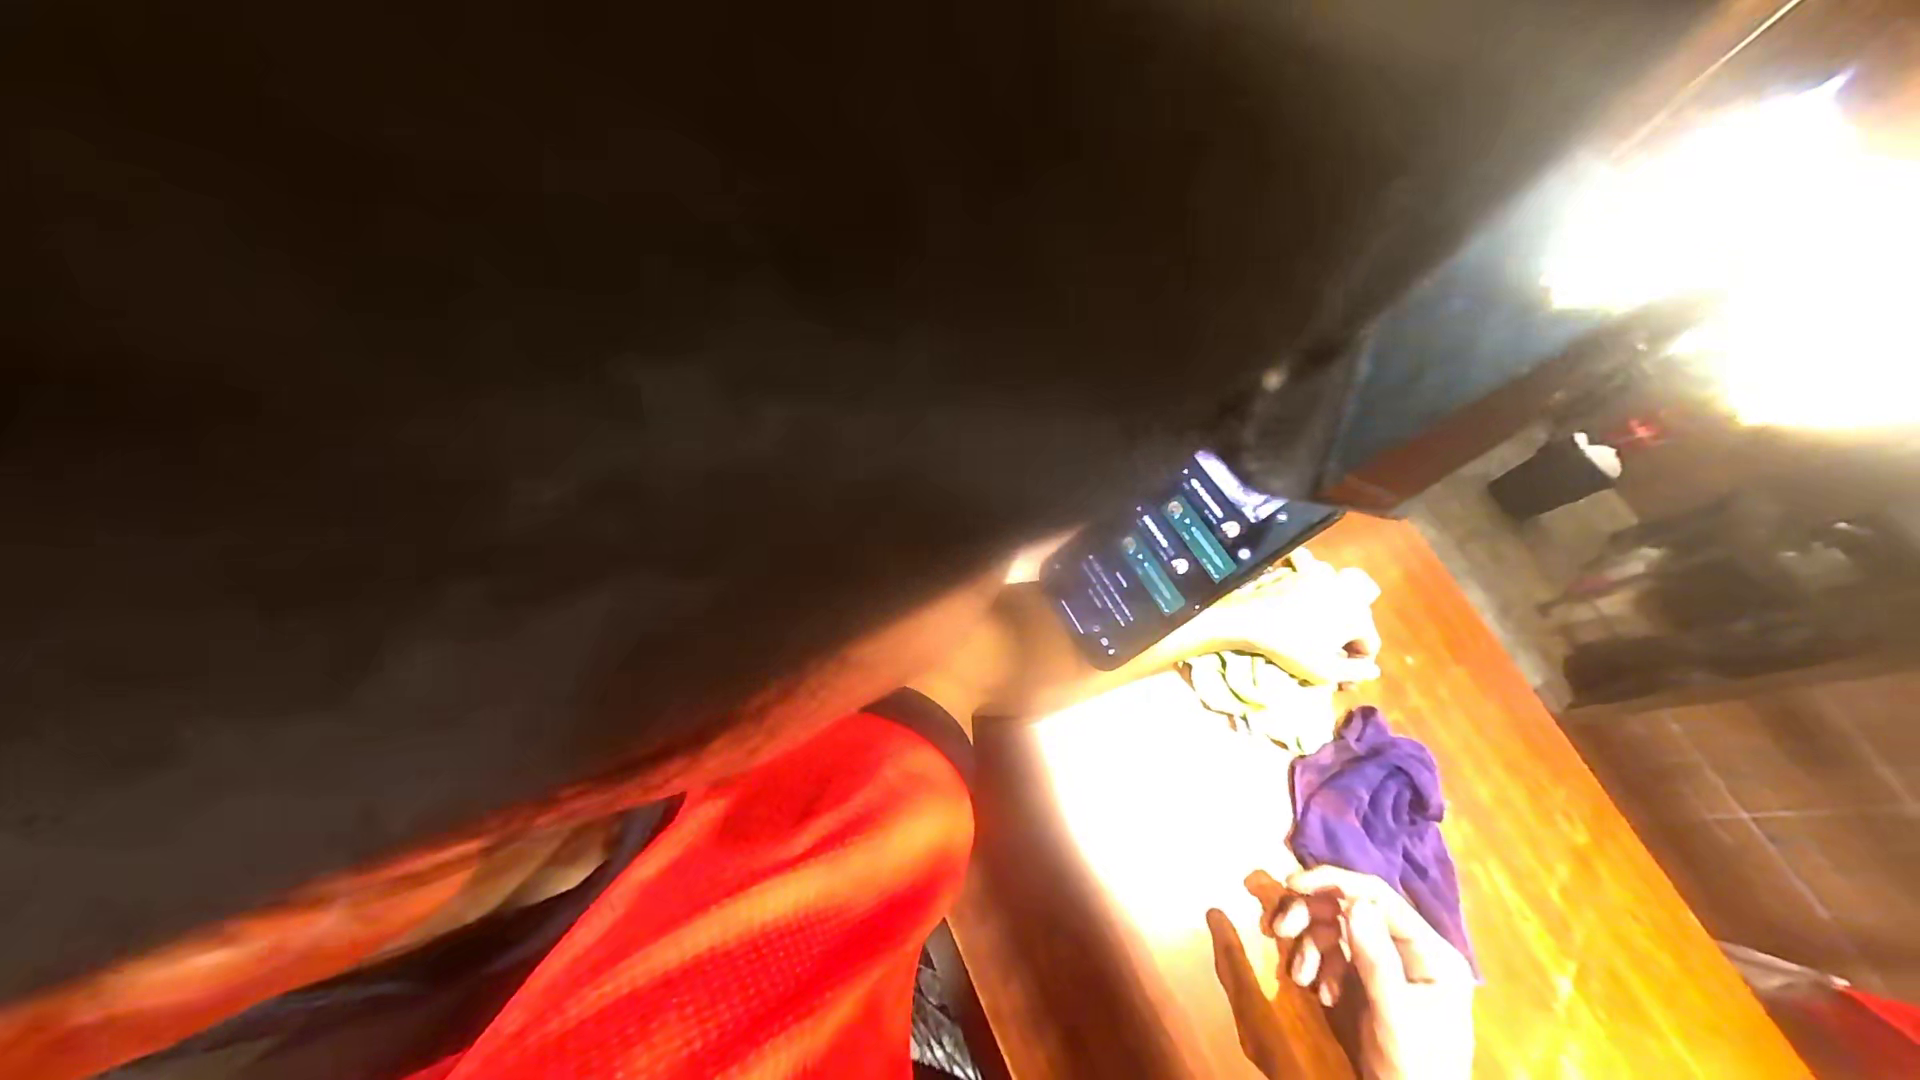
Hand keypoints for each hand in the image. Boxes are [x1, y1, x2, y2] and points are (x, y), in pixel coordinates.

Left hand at [1175, 548, 1381, 686]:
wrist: (1249, 619)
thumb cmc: (1288, 647)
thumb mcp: (1324, 671)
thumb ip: (1354, 672)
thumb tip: (1373, 669)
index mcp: (1357, 616)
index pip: (1369, 641)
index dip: (1359, 660)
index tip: (1344, 672)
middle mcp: (1344, 590)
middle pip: (1364, 598)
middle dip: (1356, 616)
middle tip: (1339, 635)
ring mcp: (1318, 574)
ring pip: (1337, 576)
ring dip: (1333, 588)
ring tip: (1320, 605)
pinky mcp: (1294, 567)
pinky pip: (1304, 561)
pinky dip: (1303, 567)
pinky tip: (1296, 578)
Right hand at [1208, 866, 1473, 1079]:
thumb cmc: (1414, 1071)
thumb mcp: (1395, 1019)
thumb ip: (1377, 961)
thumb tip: (1354, 902)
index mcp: (1431, 952)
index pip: (1378, 896)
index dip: (1333, 881)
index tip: (1291, 883)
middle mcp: (1410, 947)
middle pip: (1349, 905)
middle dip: (1311, 916)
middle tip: (1279, 930)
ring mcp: (1387, 959)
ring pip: (1335, 924)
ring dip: (1309, 943)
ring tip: (1301, 976)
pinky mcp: (1365, 973)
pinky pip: (1330, 948)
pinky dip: (1315, 962)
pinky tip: (1315, 989)